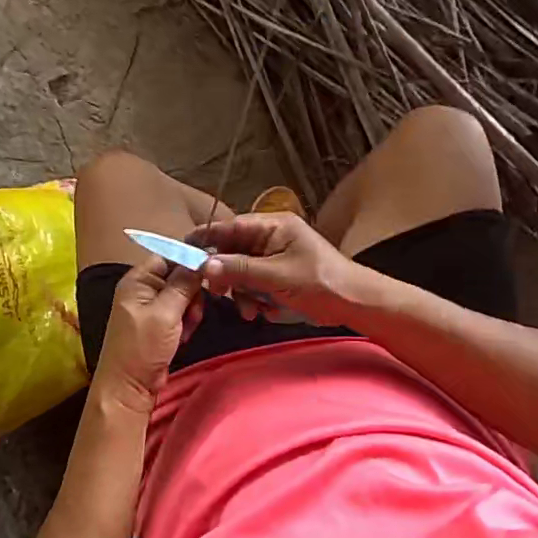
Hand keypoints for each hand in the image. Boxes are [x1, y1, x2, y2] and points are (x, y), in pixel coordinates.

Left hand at [91, 256, 204, 412]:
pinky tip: (184, 336)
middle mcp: (142, 289)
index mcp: (137, 280)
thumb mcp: (166, 312)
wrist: (129, 387)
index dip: (189, 262)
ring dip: (191, 310)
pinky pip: (180, 314)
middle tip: (194, 311)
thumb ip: (183, 284)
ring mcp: (150, 308)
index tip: (210, 272)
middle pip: (178, 277)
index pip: (168, 257)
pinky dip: (185, 323)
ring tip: (187, 327)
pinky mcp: (158, 325)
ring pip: (182, 297)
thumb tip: (200, 259)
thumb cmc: (143, 346)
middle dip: (191, 292)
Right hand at [188, 213, 363, 325]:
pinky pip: (253, 283)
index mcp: (272, 225)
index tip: (183, 252)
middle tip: (220, 294)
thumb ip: (239, 269)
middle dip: (226, 275)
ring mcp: (274, 256)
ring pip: (240, 271)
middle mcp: (270, 237)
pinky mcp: (277, 275)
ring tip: (252, 310)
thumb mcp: (276, 276)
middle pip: (231, 251)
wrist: (354, 303)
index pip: (229, 227)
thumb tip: (205, 266)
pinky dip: (253, 298)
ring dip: (241, 292)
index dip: (205, 239)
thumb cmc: (320, 282)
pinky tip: (262, 311)